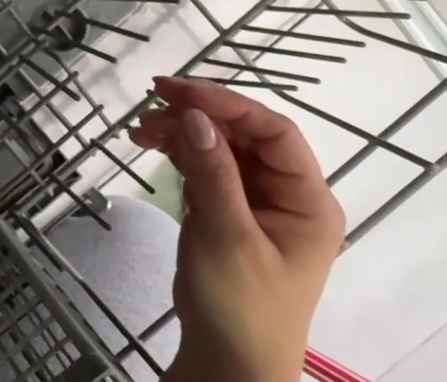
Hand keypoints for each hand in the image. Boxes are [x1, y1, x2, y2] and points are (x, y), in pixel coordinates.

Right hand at [132, 77, 345, 381]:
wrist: (228, 360)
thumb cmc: (241, 303)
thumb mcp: (227, 236)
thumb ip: (214, 173)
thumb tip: (194, 115)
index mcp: (308, 201)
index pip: (275, 132)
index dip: (227, 104)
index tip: (176, 92)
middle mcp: (286, 194)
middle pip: (244, 133)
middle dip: (197, 113)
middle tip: (149, 104)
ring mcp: (256, 201)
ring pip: (220, 144)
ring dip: (181, 129)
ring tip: (139, 130)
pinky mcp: (227, 209)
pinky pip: (204, 163)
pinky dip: (176, 149)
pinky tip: (148, 144)